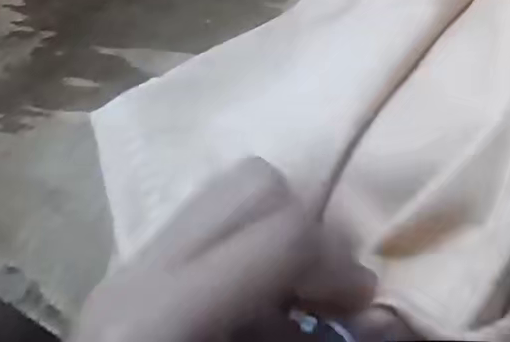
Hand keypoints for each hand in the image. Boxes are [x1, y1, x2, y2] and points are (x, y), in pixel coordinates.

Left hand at [74, 158, 401, 341]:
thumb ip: (314, 340)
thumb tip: (383, 313)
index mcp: (164, 313)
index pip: (279, 232)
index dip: (335, 262)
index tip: (362, 300)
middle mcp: (139, 268)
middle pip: (252, 183)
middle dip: (305, 227)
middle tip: (326, 289)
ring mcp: (127, 263)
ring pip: (228, 189)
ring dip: (276, 231)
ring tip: (291, 297)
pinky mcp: (127, 271)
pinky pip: (205, 221)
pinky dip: (244, 249)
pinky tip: (253, 305)